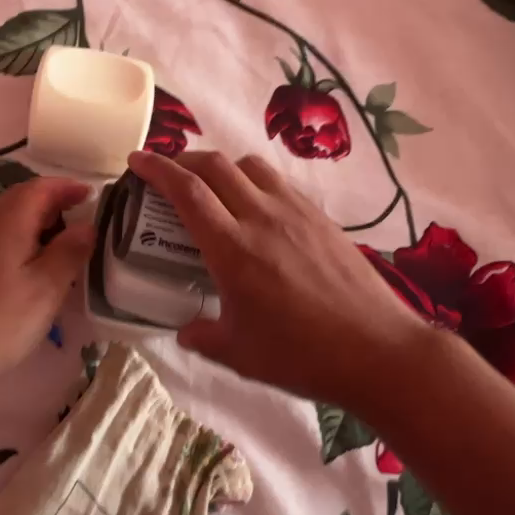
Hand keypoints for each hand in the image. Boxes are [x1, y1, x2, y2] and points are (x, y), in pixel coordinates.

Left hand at [0, 176, 96, 386]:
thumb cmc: (1, 321)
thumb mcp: (47, 288)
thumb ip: (70, 251)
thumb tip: (87, 225)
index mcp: (8, 220)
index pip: (40, 187)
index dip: (67, 186)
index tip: (93, 195)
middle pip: (23, 196)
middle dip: (54, 199)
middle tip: (82, 214)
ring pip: (10, 215)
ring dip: (38, 218)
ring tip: (64, 239)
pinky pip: (0, 233)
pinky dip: (23, 235)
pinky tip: (33, 262)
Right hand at [126, 149, 437, 404]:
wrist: (379, 351)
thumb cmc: (303, 355)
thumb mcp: (241, 354)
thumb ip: (203, 336)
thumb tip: (183, 329)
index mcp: (233, 248)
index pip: (186, 190)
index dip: (156, 168)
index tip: (135, 160)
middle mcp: (260, 217)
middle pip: (214, 164)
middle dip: (182, 159)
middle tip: (165, 171)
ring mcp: (293, 211)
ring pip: (247, 164)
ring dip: (220, 165)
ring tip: (211, 184)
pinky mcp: (318, 216)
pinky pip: (276, 180)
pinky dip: (252, 179)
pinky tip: (255, 205)